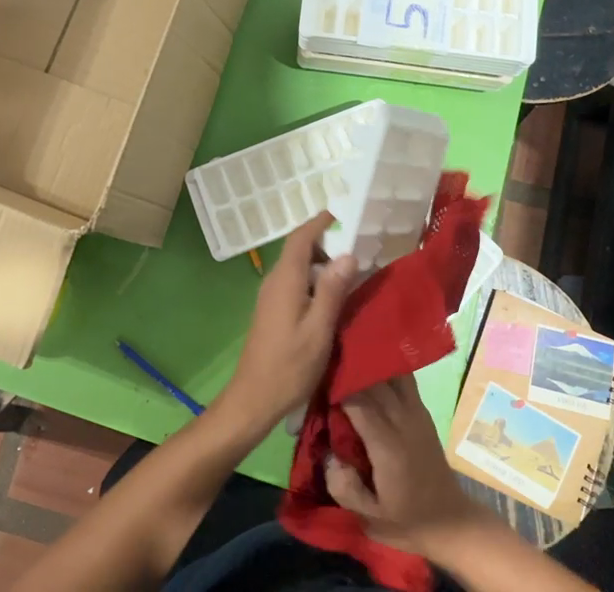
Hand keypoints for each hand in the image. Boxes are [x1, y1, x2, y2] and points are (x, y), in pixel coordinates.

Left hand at [213, 213, 358, 435]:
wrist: (254, 398)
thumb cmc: (289, 366)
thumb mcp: (319, 329)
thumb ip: (332, 290)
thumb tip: (347, 254)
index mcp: (285, 280)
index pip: (300, 237)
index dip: (320, 222)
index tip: (346, 215)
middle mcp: (275, 281)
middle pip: (299, 249)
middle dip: (327, 242)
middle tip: (360, 244)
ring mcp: (271, 296)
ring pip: (298, 267)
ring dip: (322, 263)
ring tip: (354, 269)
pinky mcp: (273, 311)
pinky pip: (295, 283)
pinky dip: (315, 280)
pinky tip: (334, 296)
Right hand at [327, 376, 490, 557]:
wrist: (449, 521)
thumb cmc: (405, 520)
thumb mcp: (368, 518)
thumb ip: (343, 487)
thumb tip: (328, 455)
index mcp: (388, 447)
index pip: (358, 402)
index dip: (336, 387)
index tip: (315, 382)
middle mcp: (404, 422)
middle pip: (374, 381)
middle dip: (349, 368)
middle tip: (325, 362)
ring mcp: (417, 413)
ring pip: (391, 373)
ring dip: (369, 362)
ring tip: (346, 357)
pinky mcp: (423, 411)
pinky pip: (404, 378)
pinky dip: (385, 366)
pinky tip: (369, 364)